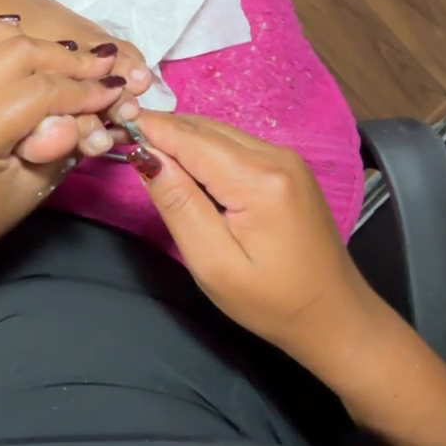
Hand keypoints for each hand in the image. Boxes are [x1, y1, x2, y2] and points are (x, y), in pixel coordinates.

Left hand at [0, 13, 125, 257]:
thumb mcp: (35, 186)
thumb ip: (66, 142)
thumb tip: (95, 104)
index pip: (42, 91)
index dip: (86, 90)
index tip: (115, 91)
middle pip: (20, 50)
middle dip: (68, 60)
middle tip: (98, 73)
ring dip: (30, 39)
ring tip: (57, 61)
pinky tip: (9, 39)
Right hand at [128, 112, 383, 367]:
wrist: (336, 318)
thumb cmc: (271, 301)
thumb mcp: (213, 261)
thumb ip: (177, 203)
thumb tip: (145, 154)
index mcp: (258, 179)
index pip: (187, 137)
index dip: (147, 128)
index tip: (109, 126)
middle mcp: (275, 155)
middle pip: (201, 127)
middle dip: (160, 130)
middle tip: (118, 140)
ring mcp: (285, 157)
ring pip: (215, 131)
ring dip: (178, 137)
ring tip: (143, 153)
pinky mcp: (286, 166)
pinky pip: (231, 143)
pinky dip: (200, 147)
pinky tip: (183, 166)